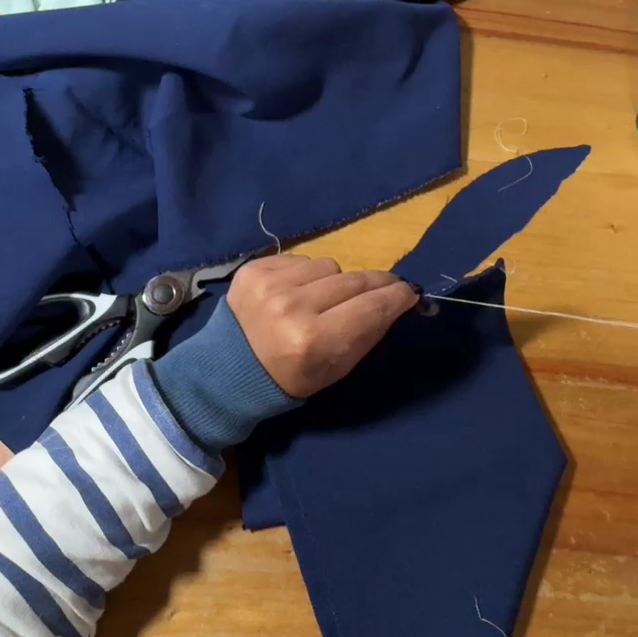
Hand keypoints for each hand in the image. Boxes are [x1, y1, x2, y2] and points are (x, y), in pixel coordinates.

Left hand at [225, 254, 417, 398]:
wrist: (228, 369)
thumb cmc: (291, 376)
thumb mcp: (337, 369)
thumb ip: (370, 331)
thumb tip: (400, 296)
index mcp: (314, 341)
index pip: (371, 306)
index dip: (396, 296)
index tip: (409, 291)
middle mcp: (292, 307)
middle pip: (354, 281)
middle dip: (374, 284)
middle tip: (382, 288)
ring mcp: (269, 284)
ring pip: (329, 265)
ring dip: (333, 281)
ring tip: (320, 301)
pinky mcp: (254, 268)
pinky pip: (301, 259)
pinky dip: (305, 274)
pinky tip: (294, 293)